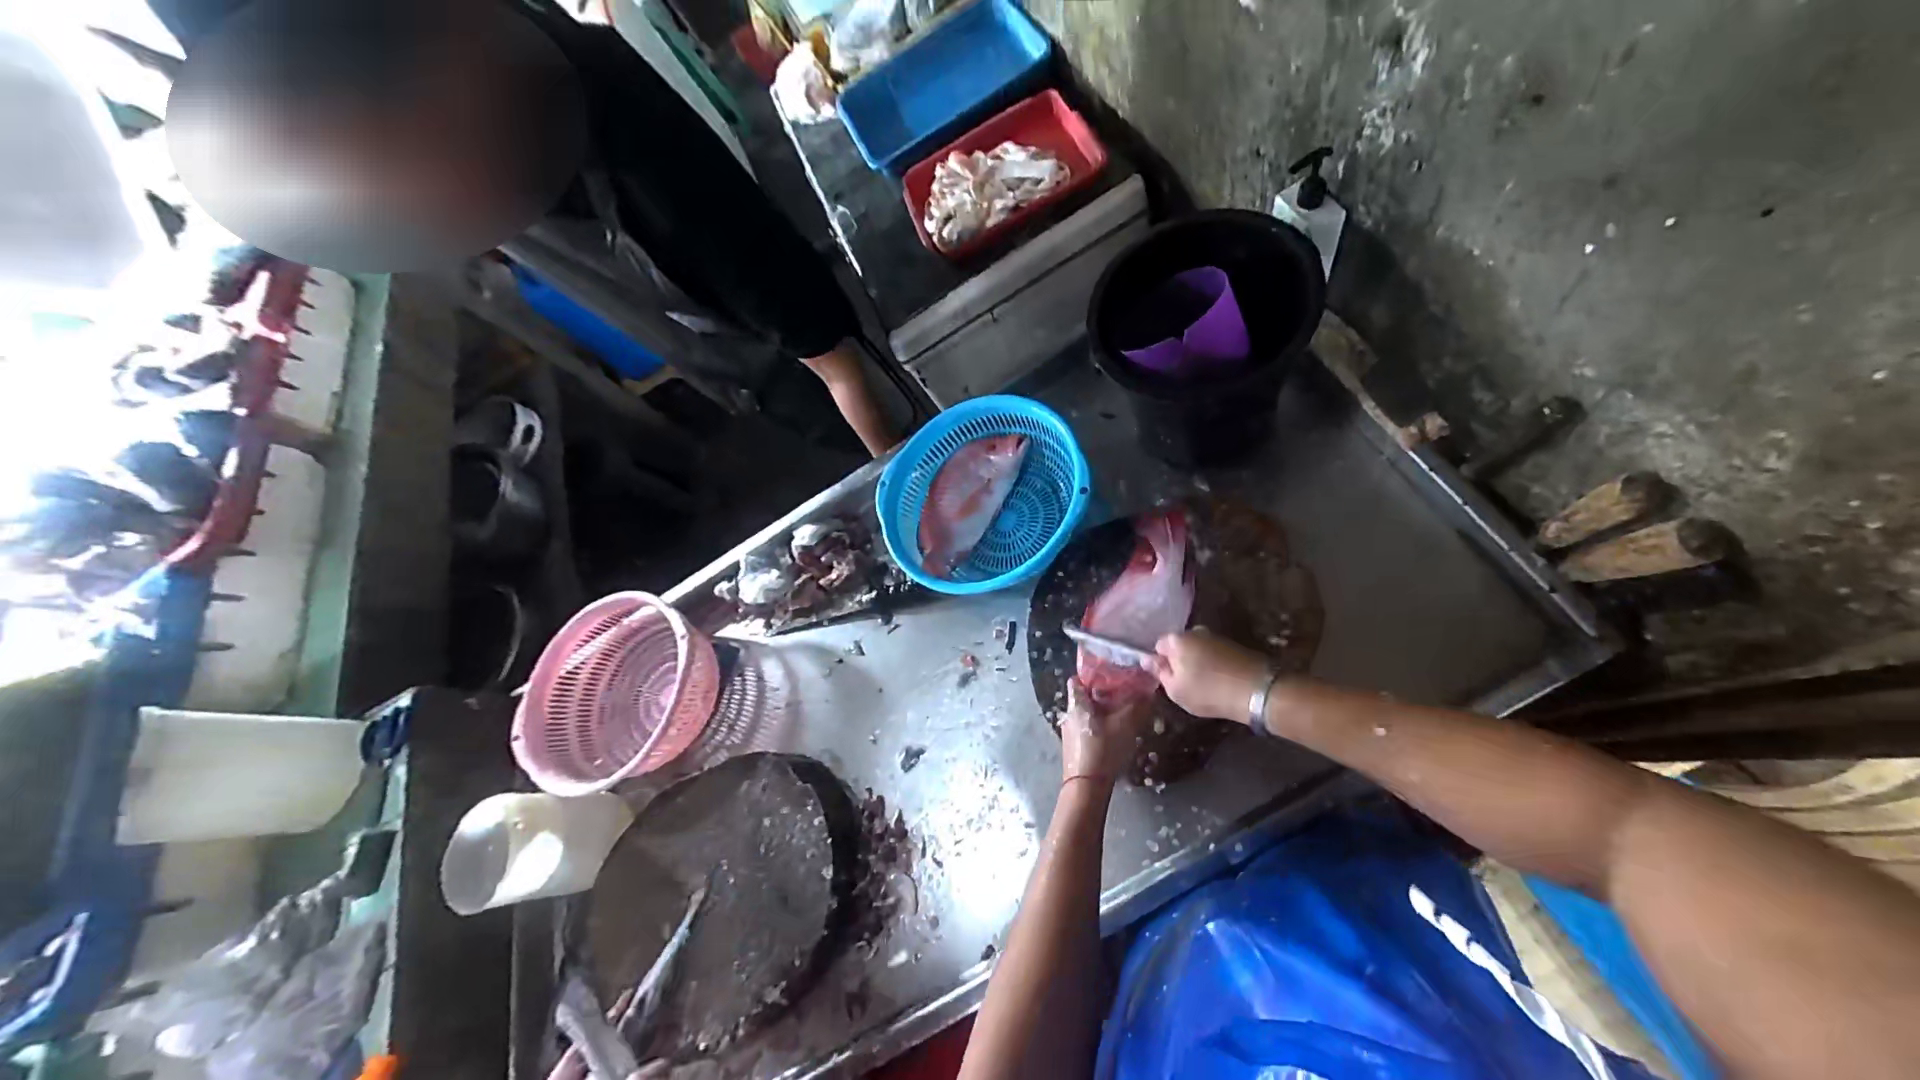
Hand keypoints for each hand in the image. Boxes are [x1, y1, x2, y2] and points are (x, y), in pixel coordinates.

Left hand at [1060, 678, 1151, 784]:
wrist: (1086, 786)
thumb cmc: (1104, 748)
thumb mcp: (1125, 725)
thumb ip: (1137, 706)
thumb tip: (1148, 690)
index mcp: (1076, 704)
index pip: (1078, 679)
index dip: (1092, 675)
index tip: (1111, 676)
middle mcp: (1068, 715)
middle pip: (1084, 697)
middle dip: (1102, 696)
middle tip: (1123, 697)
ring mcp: (1068, 733)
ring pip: (1085, 715)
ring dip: (1101, 713)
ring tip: (1122, 716)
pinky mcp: (1072, 748)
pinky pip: (1086, 729)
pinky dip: (1098, 728)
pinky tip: (1113, 736)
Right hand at [1152, 630, 1271, 724]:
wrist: (1256, 690)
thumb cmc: (1207, 691)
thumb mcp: (1175, 689)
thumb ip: (1159, 672)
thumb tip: (1146, 658)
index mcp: (1177, 639)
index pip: (1159, 645)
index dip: (1160, 662)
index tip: (1168, 679)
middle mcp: (1196, 631)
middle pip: (1180, 645)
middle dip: (1180, 661)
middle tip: (1184, 684)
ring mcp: (1217, 637)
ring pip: (1199, 650)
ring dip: (1198, 663)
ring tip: (1204, 685)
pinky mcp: (1235, 646)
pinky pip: (1215, 654)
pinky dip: (1214, 665)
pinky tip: (1219, 682)